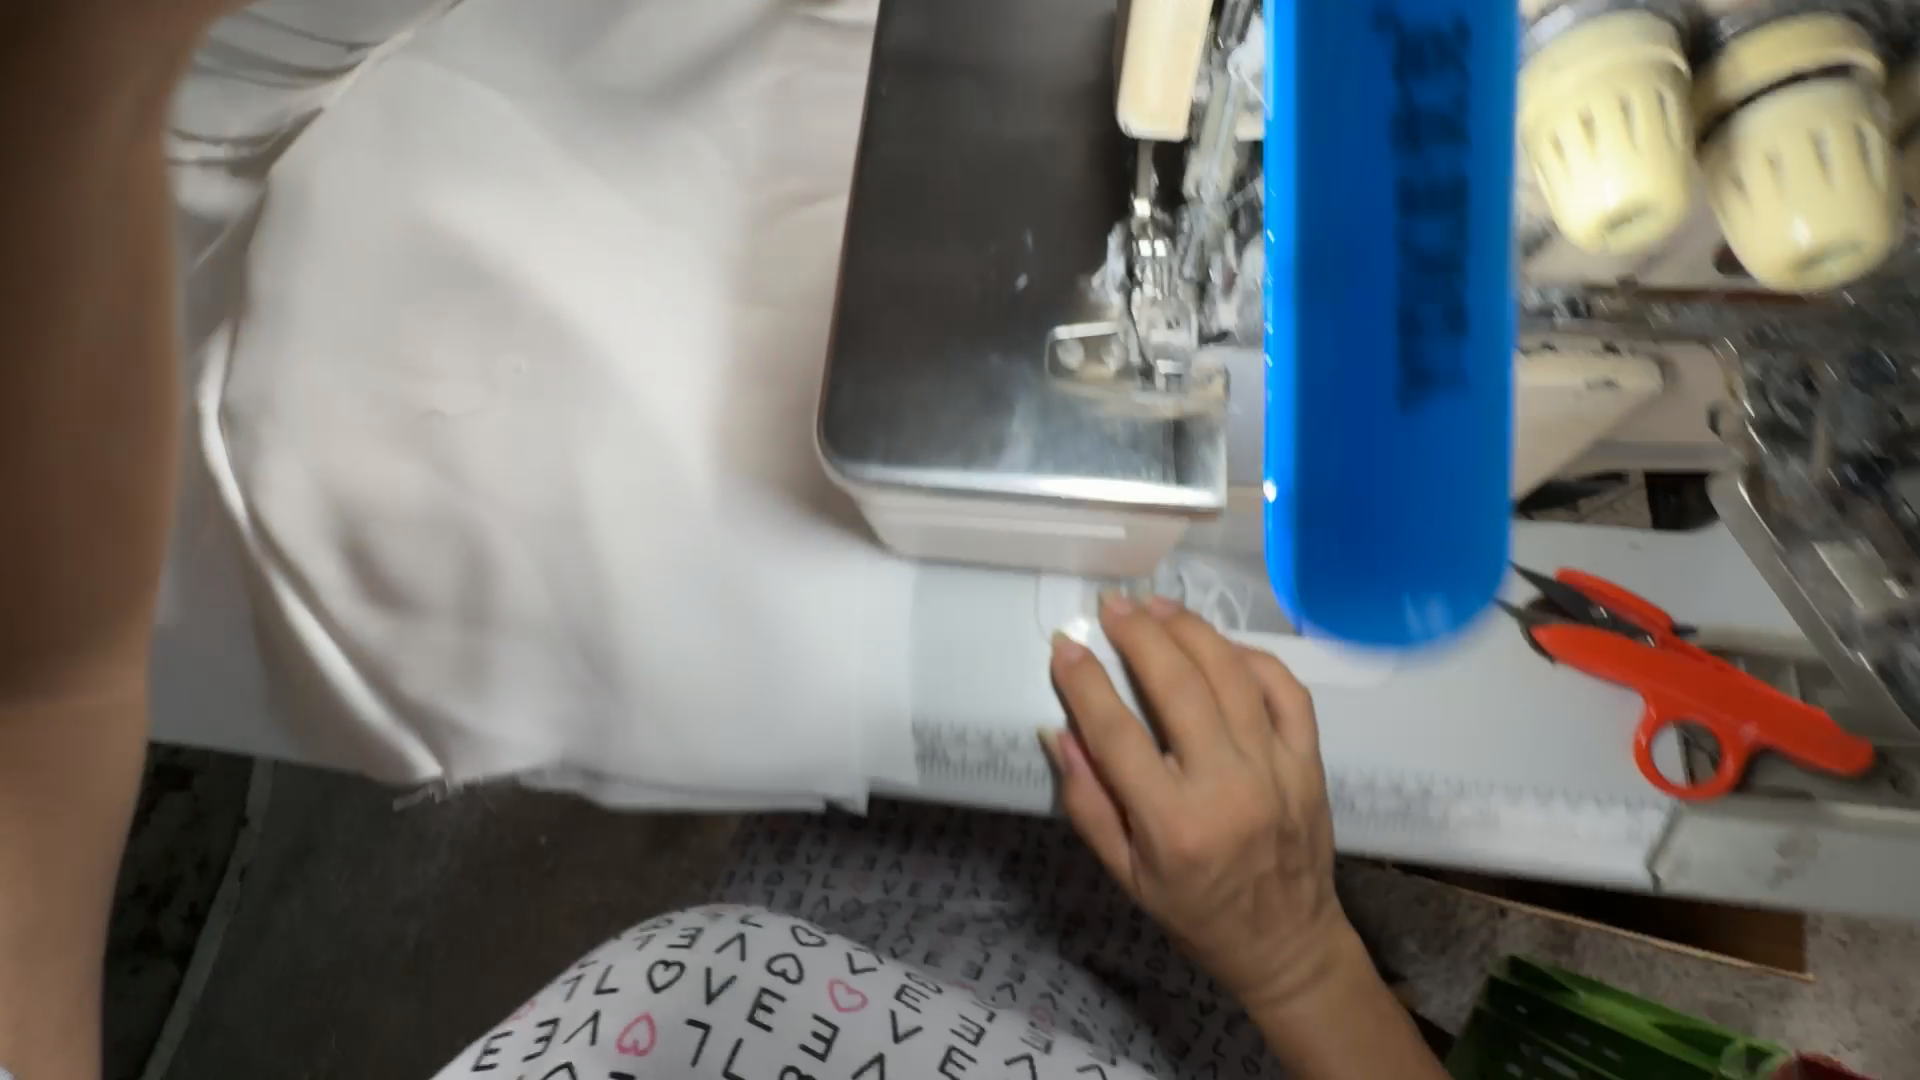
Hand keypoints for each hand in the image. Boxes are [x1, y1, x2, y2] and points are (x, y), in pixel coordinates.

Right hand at [1040, 593, 1357, 1011]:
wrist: (1287, 946)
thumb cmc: (1194, 912)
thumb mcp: (1125, 873)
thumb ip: (1087, 802)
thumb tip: (1060, 732)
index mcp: (1174, 824)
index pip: (1117, 734)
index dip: (1084, 682)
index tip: (1064, 645)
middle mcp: (1228, 787)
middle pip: (1179, 687)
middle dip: (1139, 634)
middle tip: (1113, 605)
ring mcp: (1277, 769)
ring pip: (1232, 675)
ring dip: (1190, 630)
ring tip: (1156, 605)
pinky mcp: (1309, 761)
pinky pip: (1286, 690)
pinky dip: (1252, 656)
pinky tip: (1219, 643)